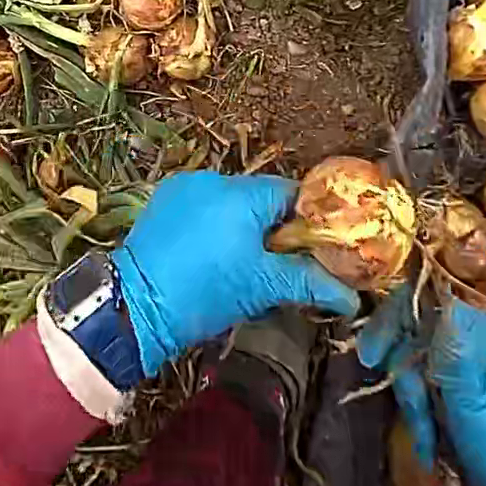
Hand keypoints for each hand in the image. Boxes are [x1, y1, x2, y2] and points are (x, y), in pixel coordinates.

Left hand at [115, 170, 361, 375]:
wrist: (133, 306)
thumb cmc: (205, 292)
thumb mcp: (261, 287)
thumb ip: (309, 282)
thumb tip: (352, 297)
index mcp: (242, 193)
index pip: (290, 193)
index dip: (304, 219)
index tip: (308, 247)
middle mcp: (215, 179)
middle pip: (260, 196)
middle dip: (271, 225)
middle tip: (274, 261)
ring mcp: (186, 185)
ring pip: (231, 200)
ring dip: (241, 223)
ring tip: (237, 260)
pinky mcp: (165, 197)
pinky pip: (203, 203)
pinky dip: (213, 221)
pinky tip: (207, 251)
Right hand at [360, 293, 485, 485]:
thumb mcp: (474, 399)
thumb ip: (449, 347)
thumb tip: (433, 294)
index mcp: (475, 326)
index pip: (419, 297)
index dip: (390, 320)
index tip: (371, 357)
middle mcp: (467, 336)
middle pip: (410, 333)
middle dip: (404, 375)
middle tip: (414, 413)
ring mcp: (463, 364)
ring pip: (412, 364)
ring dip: (413, 404)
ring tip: (428, 441)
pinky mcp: (459, 391)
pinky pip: (424, 389)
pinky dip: (421, 417)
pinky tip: (431, 444)